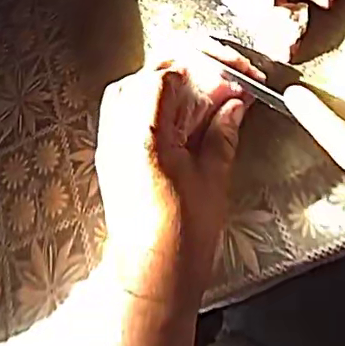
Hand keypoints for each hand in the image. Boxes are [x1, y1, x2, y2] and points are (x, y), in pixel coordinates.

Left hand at [94, 51, 249, 307]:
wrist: (149, 278)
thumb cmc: (181, 237)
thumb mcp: (212, 180)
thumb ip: (222, 133)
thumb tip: (234, 105)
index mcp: (142, 131)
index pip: (165, 74)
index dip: (203, 67)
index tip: (233, 73)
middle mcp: (118, 128)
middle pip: (148, 75)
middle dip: (189, 70)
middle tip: (224, 78)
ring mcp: (110, 138)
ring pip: (135, 88)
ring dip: (171, 83)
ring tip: (207, 93)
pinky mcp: (111, 151)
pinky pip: (128, 109)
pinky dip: (155, 103)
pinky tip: (181, 113)